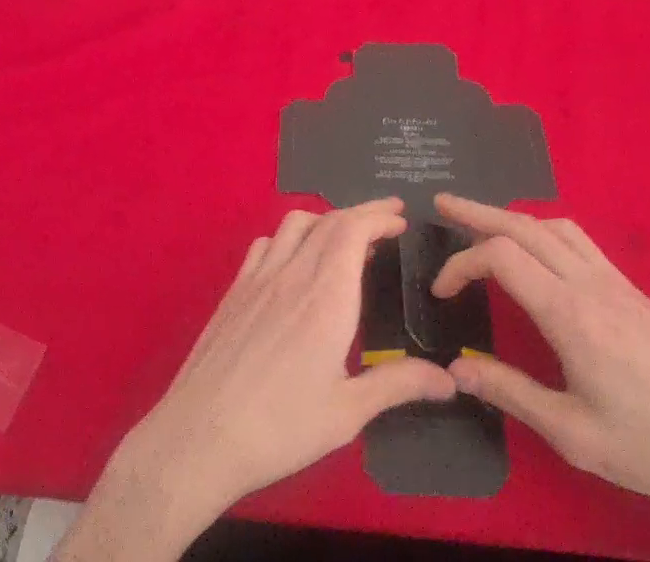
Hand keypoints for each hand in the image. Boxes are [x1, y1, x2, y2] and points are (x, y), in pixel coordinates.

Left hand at [54, 200, 455, 561]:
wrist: (200, 436)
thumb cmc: (280, 427)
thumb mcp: (348, 412)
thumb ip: (398, 385)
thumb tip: (449, 380)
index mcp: (326, 297)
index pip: (353, 231)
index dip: (378, 216)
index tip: (401, 219)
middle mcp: (291, 276)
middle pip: (327, 221)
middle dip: (361, 212)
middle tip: (388, 218)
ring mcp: (256, 281)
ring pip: (292, 225)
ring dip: (324, 220)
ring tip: (344, 237)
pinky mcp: (233, 294)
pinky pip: (263, 246)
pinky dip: (288, 238)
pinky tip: (293, 262)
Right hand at [432, 194, 649, 561]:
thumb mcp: (572, 433)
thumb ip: (510, 393)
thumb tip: (456, 368)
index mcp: (571, 314)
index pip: (502, 257)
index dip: (461, 263)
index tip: (439, 290)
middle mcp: (592, 285)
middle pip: (526, 227)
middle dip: (478, 212)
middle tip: (441, 204)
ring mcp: (618, 285)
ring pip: (557, 228)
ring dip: (513, 218)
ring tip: (481, 224)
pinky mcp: (635, 295)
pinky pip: (581, 243)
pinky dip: (544, 233)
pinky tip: (536, 253)